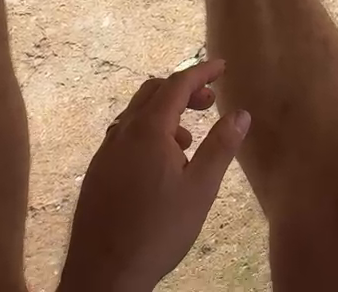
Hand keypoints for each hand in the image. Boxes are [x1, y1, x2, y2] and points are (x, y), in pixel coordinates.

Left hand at [57, 60, 250, 291]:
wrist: (103, 277)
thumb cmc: (157, 231)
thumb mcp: (200, 190)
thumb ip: (221, 147)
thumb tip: (240, 113)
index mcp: (147, 130)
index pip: (177, 84)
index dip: (201, 72)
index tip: (222, 66)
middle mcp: (122, 132)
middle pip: (153, 92)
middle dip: (184, 90)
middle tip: (209, 103)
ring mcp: (105, 152)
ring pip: (136, 114)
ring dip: (165, 113)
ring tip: (187, 142)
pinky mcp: (96, 173)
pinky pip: (124, 135)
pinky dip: (147, 132)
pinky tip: (160, 165)